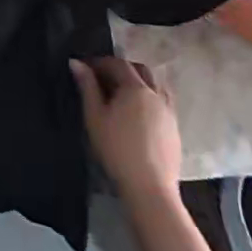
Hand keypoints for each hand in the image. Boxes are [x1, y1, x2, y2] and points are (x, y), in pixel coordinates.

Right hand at [69, 57, 181, 200]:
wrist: (150, 187)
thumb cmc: (117, 149)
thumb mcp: (95, 117)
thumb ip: (87, 87)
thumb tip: (76, 62)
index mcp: (136, 88)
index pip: (118, 64)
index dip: (101, 62)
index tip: (86, 68)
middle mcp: (156, 94)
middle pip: (141, 69)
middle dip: (122, 68)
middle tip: (104, 78)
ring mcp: (169, 111)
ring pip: (156, 84)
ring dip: (139, 81)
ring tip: (123, 93)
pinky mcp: (175, 127)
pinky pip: (163, 101)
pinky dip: (150, 96)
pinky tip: (139, 112)